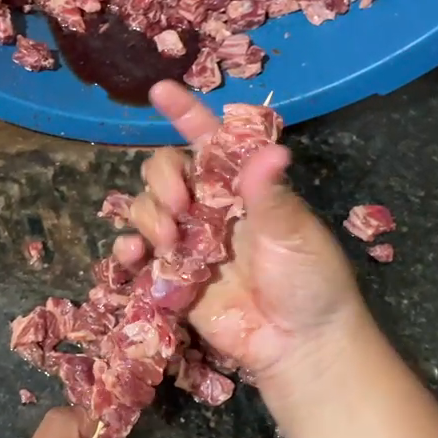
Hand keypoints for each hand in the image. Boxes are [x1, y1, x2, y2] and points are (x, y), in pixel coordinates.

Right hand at [113, 81, 373, 387]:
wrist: (299, 345)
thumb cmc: (311, 283)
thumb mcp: (296, 235)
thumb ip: (271, 195)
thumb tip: (271, 150)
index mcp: (241, 188)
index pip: (209, 142)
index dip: (185, 114)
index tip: (160, 91)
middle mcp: (208, 207)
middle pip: (164, 171)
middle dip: (162, 180)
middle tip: (180, 207)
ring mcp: (185, 241)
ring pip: (144, 207)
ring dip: (146, 216)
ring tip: (168, 242)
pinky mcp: (169, 274)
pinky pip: (134, 252)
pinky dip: (127, 249)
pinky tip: (135, 256)